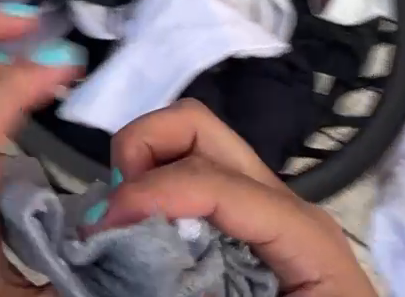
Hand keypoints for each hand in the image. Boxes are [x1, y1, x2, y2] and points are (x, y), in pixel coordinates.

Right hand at [103, 100, 375, 296]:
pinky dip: (154, 183)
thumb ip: (197, 288)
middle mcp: (281, 202)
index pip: (214, 180)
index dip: (151, 191)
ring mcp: (262, 206)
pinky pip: (190, 173)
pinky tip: (141, 226)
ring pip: (188, 138)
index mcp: (302, 233)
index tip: (102, 225)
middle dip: (142, 146)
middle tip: (115, 206)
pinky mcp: (245, 221)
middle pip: (196, 124)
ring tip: (123, 216)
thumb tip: (127, 256)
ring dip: (143, 161)